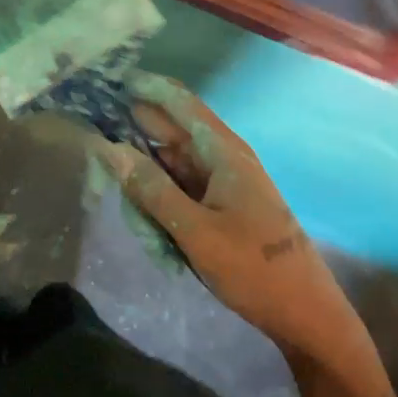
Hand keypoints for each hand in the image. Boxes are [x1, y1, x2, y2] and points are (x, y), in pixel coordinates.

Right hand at [99, 73, 328, 341]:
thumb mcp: (196, 231)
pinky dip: (158, 190)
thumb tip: (110, 148)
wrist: (306, 317)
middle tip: (91, 128)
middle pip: (171, 129)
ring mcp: (222, 183)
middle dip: (134, 126)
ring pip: (171, 160)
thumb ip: (152, 189)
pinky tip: (137, 206)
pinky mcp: (220, 206)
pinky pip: (180, 186)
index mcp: (223, 151)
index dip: (145, 86)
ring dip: (143, 165)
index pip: (179, 101)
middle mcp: (222, 157)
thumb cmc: (253, 268)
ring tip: (108, 169)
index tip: (107, 79)